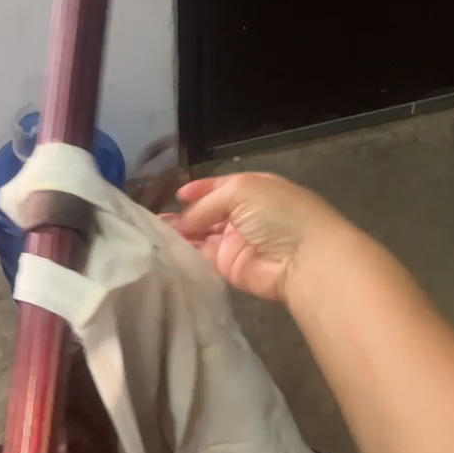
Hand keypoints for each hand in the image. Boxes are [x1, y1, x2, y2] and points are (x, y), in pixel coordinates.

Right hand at [161, 173, 361, 303]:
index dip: (200, 189)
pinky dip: (183, 252)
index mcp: (254, 190)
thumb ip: (207, 203)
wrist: (300, 259)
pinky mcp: (226, 265)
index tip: (178, 194)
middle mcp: (244, 214)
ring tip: (153, 232)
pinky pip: (200, 256)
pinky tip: (164, 248)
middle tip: (154, 217)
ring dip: (179, 233)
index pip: (221, 186)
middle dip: (185, 213)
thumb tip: (183, 221)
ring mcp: (235, 241)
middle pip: (208, 212)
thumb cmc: (278, 214)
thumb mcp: (242, 190)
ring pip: (201, 234)